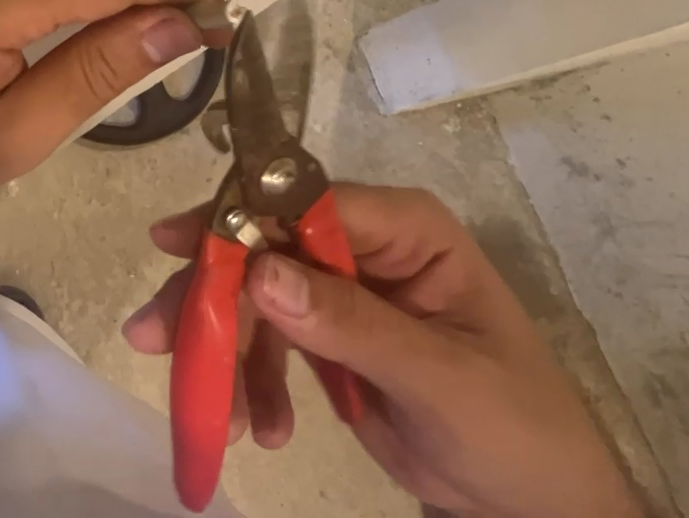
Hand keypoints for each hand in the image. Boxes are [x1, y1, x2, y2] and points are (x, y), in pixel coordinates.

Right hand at [122, 183, 641, 517]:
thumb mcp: (441, 380)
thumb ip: (352, 323)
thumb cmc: (518, 433)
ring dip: (221, 348)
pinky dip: (248, 380)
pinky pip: (261, 339)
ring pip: (249, 294)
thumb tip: (260, 271)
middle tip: (153, 336)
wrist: (535, 511)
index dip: (236, 218)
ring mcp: (335, 288)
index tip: (175, 245)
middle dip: (210, 296)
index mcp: (400, 228)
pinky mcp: (318, 331)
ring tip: (212, 409)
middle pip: (260, 247)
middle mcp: (358, 244)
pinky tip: (260, 427)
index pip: (301, 202)